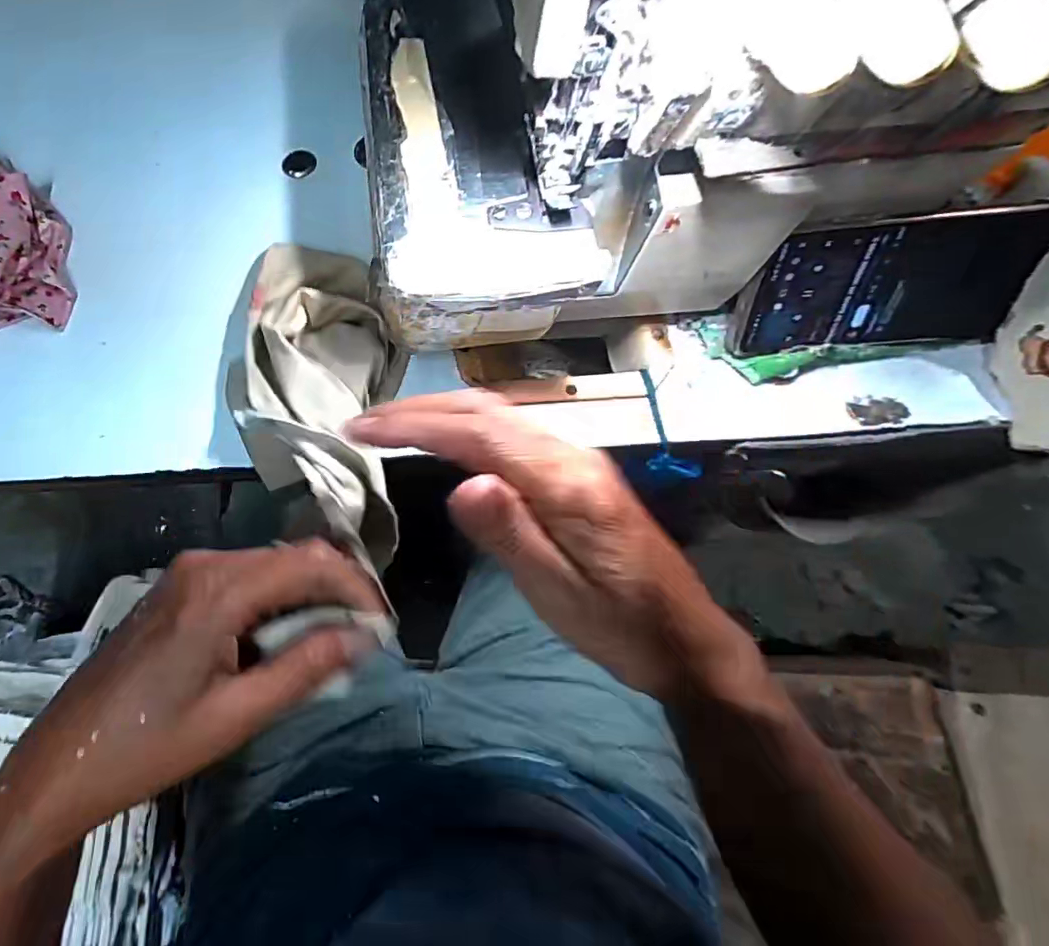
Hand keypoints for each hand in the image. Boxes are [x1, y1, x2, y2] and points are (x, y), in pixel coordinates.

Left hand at [0, 541, 386, 875]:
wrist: (66, 757)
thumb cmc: (150, 744)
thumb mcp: (235, 715)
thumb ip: (303, 668)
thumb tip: (361, 636)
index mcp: (217, 587)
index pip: (309, 561)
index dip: (355, 587)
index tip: (383, 627)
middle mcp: (203, 563)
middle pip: (290, 557)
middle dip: (334, 591)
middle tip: (364, 640)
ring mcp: (185, 572)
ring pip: (268, 567)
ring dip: (304, 599)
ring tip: (330, 648)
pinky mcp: (177, 588)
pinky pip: (241, 580)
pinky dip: (273, 603)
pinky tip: (281, 642)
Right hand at [347, 391, 760, 704]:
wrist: (686, 639)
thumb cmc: (618, 626)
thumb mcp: (558, 592)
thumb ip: (511, 534)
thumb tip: (462, 484)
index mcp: (565, 481)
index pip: (476, 433)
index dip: (414, 426)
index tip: (362, 429)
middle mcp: (570, 453)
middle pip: (483, 409)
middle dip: (416, 410)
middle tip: (363, 422)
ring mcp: (573, 456)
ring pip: (494, 412)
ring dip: (437, 411)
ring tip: (388, 425)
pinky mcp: (571, 469)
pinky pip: (506, 429)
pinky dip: (461, 424)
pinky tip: (440, 437)